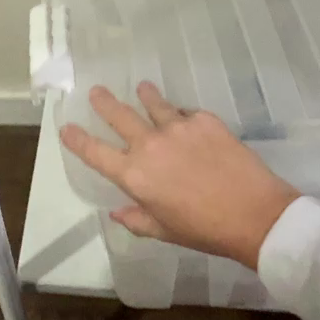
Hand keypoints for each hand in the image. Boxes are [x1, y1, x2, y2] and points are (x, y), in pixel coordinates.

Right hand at [60, 82, 300, 270]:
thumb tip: (117, 212)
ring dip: (146, 95)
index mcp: (135, 176)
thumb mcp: (165, 231)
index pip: (96, 153)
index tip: (66, 127)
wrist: (254, 213)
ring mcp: (177, 127)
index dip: (78, 140)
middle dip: (104, 102)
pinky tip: (187, 120)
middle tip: (96, 90)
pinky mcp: (204, 119)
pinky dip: (182, 116)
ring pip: (154, 104)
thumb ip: (137, 218)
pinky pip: (186, 113)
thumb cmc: (205, 230)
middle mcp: (150, 145)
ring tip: (142, 88)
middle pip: (119, 116)